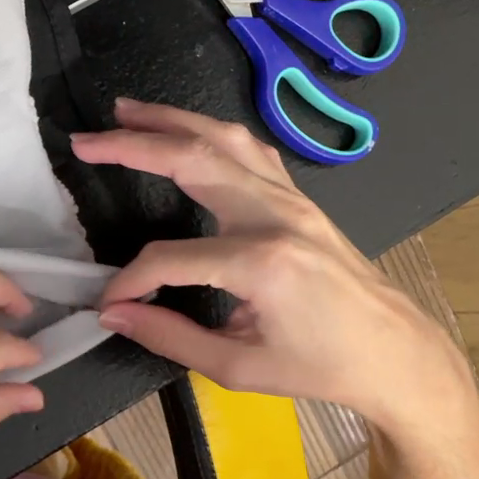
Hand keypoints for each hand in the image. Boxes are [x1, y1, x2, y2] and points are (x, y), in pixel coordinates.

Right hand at [71, 98, 474, 434]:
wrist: (393, 353)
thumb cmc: (316, 367)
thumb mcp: (235, 365)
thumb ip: (168, 336)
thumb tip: (112, 314)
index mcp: (260, 263)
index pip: (167, 259)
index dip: (128, 282)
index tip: (109, 305)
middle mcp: (275, 217)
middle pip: (193, 159)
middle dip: (133, 143)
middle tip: (86, 139)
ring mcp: (293, 201)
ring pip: (225, 140)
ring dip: (172, 120)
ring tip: (126, 111)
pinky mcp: (300, 200)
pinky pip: (251, 152)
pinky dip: (211, 134)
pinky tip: (186, 132)